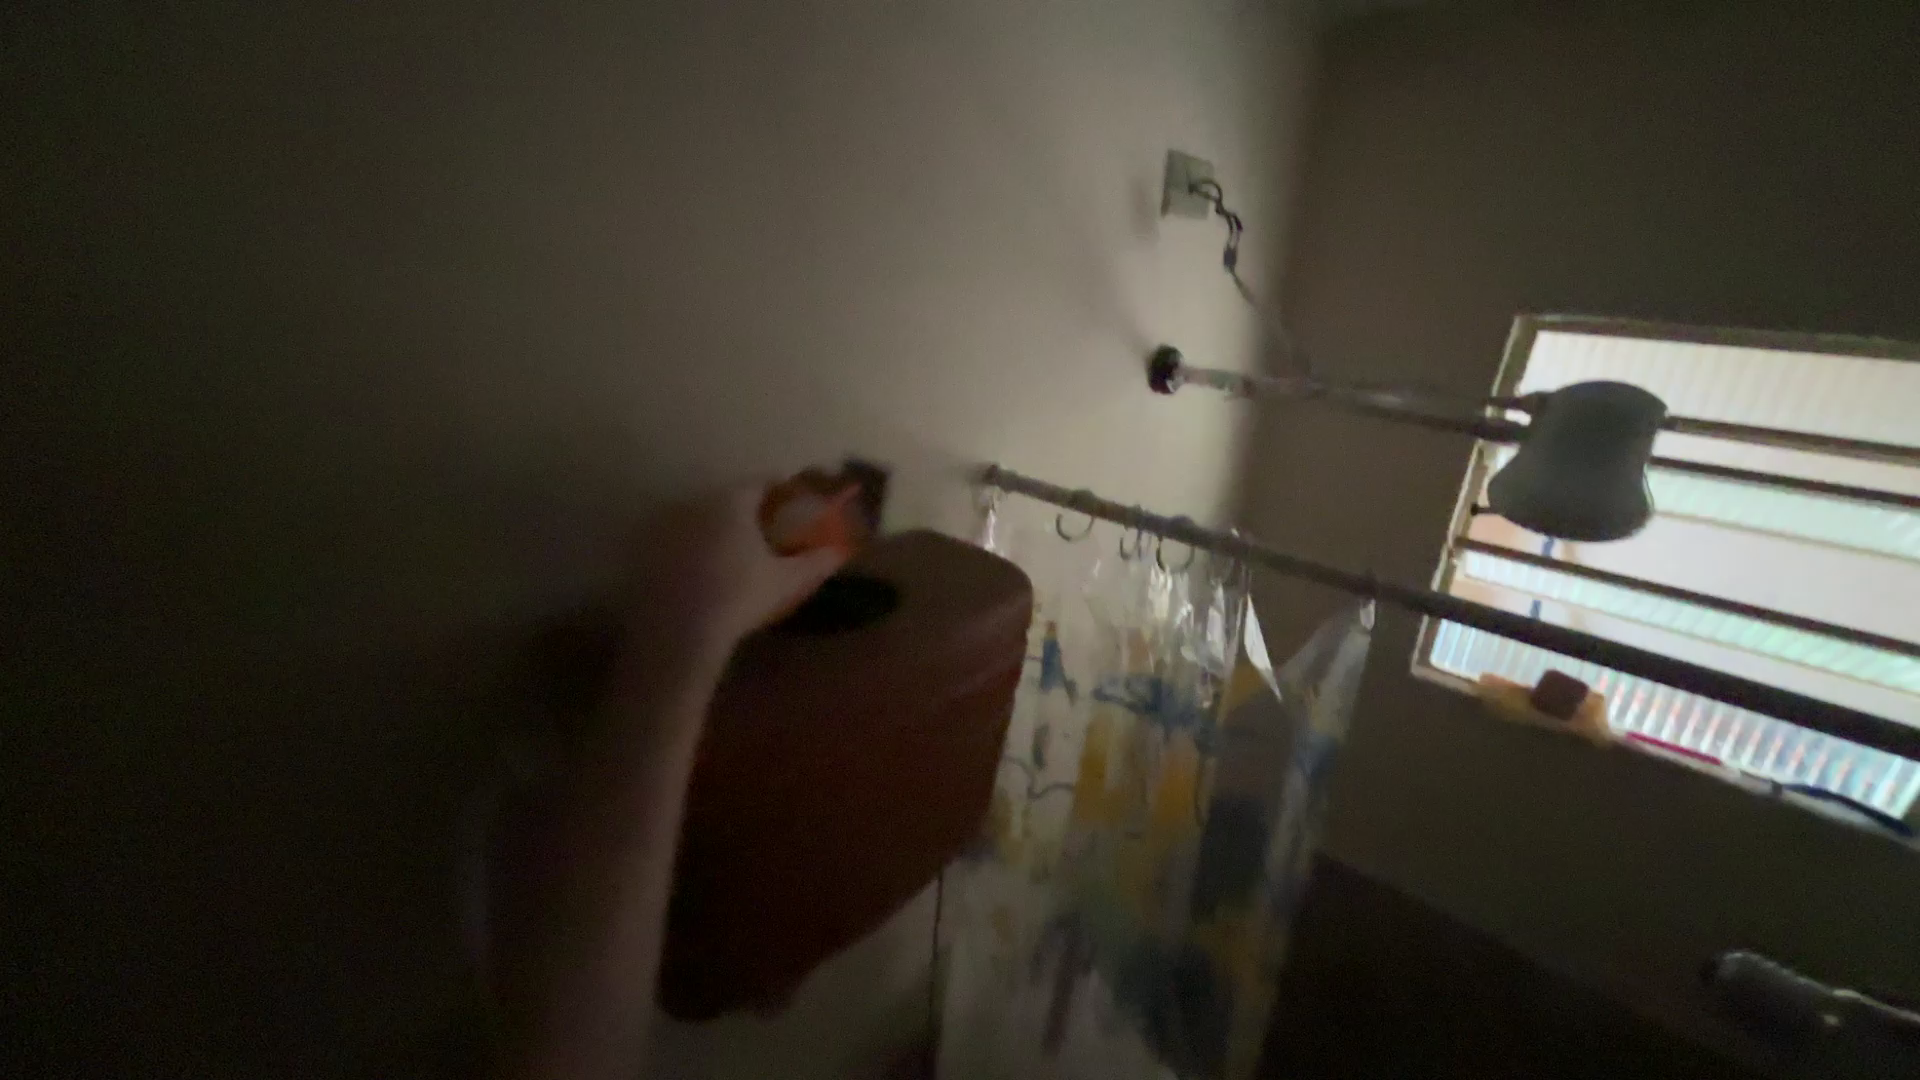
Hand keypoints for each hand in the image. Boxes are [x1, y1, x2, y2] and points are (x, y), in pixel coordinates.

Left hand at [626, 483, 848, 668]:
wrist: (679, 632)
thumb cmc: (741, 597)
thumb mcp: (787, 581)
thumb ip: (816, 562)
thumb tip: (841, 552)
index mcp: (733, 503)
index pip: (759, 482)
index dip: (778, 489)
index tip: (790, 501)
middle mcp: (696, 504)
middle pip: (727, 498)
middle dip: (747, 510)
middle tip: (765, 529)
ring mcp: (666, 526)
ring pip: (699, 518)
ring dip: (716, 528)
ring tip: (733, 552)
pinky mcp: (645, 551)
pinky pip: (676, 541)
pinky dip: (690, 549)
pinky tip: (701, 573)